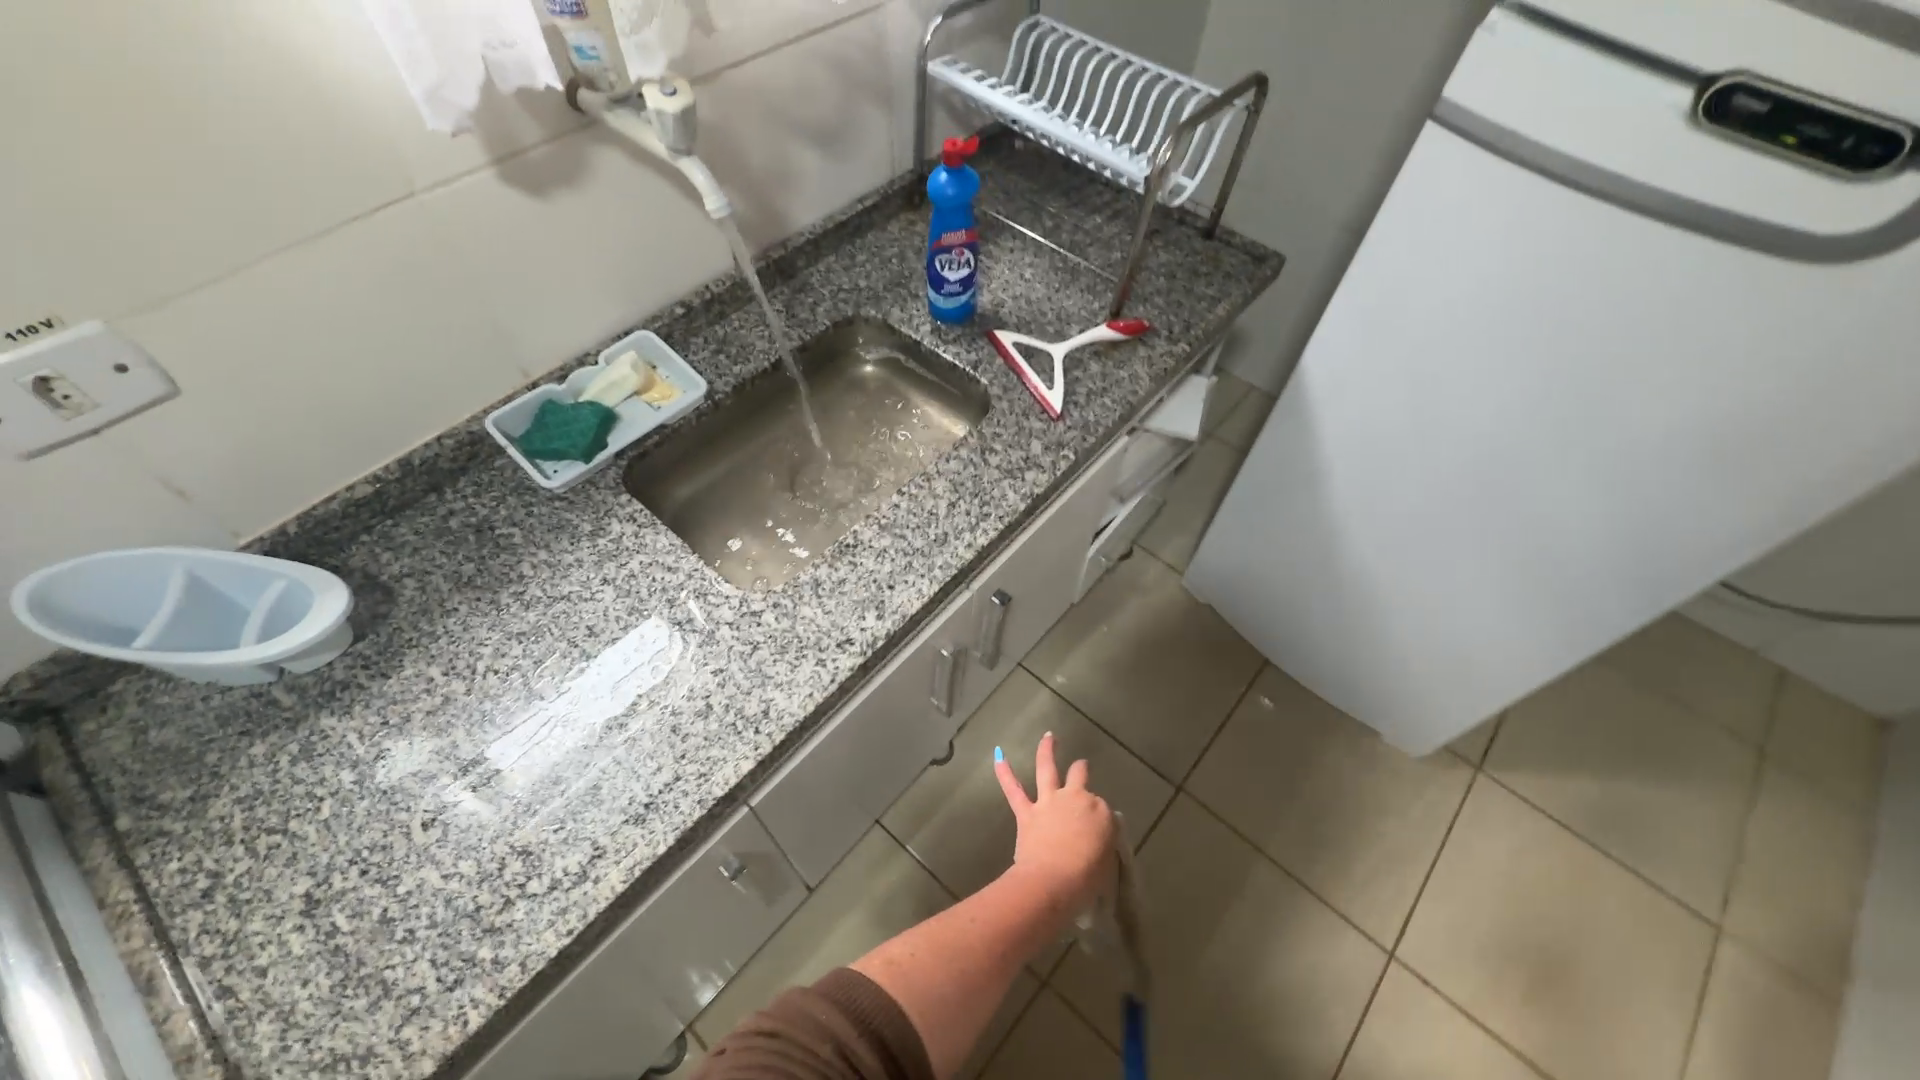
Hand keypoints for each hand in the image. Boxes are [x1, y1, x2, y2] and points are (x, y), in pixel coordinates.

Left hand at [994, 733, 1115, 914]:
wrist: (1053, 881)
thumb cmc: (1087, 879)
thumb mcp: (1109, 862)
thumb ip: (1105, 843)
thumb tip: (1097, 836)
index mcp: (1102, 812)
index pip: (1102, 808)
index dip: (1098, 816)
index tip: (1097, 831)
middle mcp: (1076, 798)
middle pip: (1080, 776)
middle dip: (1081, 770)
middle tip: (1081, 767)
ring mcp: (1049, 802)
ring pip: (1048, 768)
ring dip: (1047, 750)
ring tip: (1048, 737)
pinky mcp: (1027, 813)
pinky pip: (1013, 789)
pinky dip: (1004, 772)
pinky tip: (998, 755)